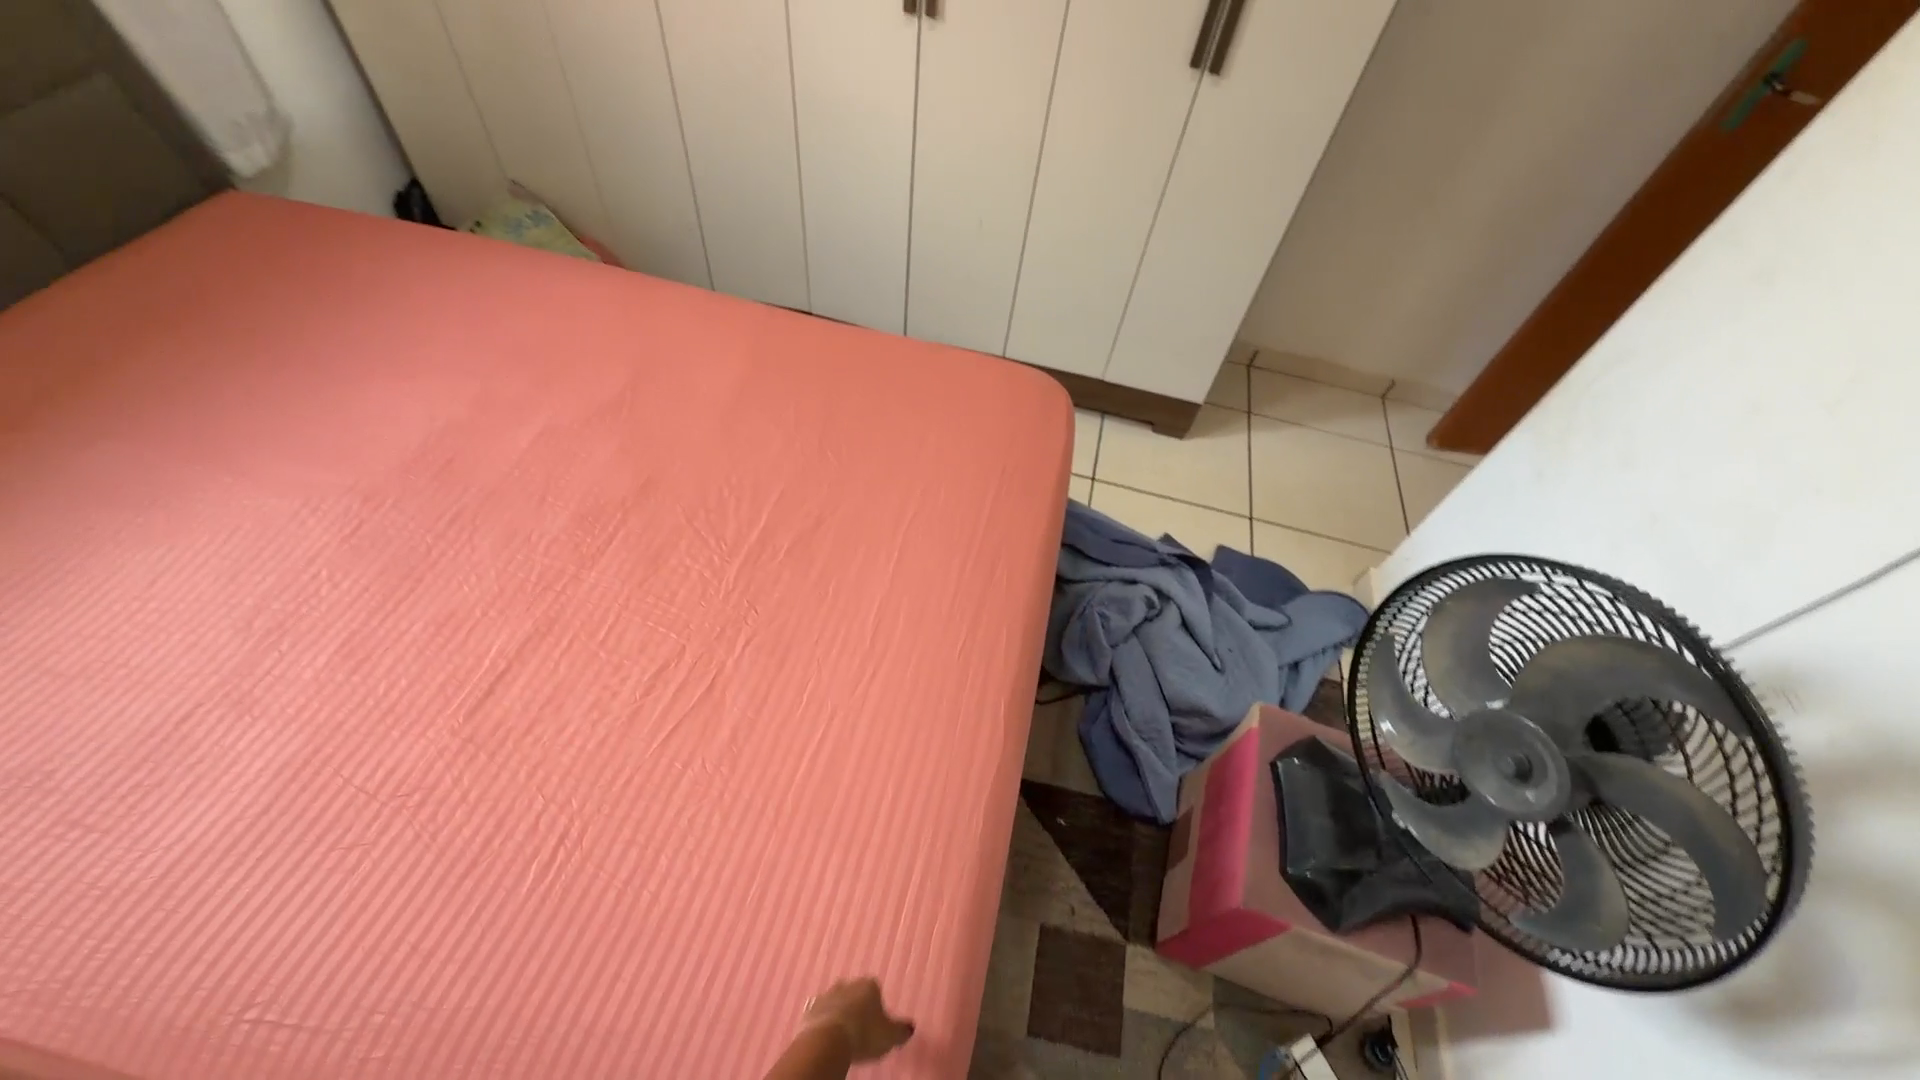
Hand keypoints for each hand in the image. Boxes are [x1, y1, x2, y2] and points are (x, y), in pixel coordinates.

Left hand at [802, 979, 914, 1061]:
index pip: (876, 989)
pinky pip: (819, 1013)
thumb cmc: (865, 1033)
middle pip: (854, 993)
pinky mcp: (809, 1009)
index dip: (877, 1005)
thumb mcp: (890, 1035)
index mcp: (869, 984)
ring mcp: (826, 994)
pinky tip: (827, 1034)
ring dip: (839, 1012)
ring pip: (835, 1001)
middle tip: (860, 1026)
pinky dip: (823, 1021)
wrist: (828, 1039)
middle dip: (856, 1005)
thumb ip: (901, 1030)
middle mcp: (847, 983)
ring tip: (843, 1032)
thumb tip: (910, 1027)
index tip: (877, 1020)